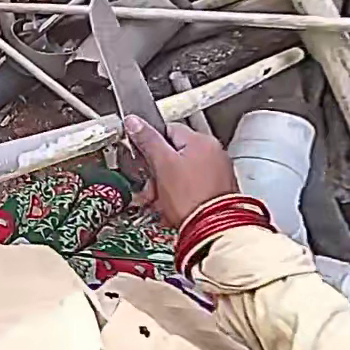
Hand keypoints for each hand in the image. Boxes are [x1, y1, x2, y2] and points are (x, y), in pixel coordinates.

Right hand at [124, 117, 238, 225]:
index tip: (140, 157)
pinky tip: (168, 205)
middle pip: (170, 152)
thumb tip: (134, 121)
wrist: (213, 229)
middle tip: (149, 183)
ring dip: (161, 183)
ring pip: (176, 170)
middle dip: (154, 169)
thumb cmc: (191, 196)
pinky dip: (174, 193)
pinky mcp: (214, 189)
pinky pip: (186, 185)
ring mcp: (215, 172)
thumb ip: (147, 139)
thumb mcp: (162, 163)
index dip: (148, 144)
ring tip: (157, 198)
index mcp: (201, 141)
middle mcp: (212, 153)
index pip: (165, 129)